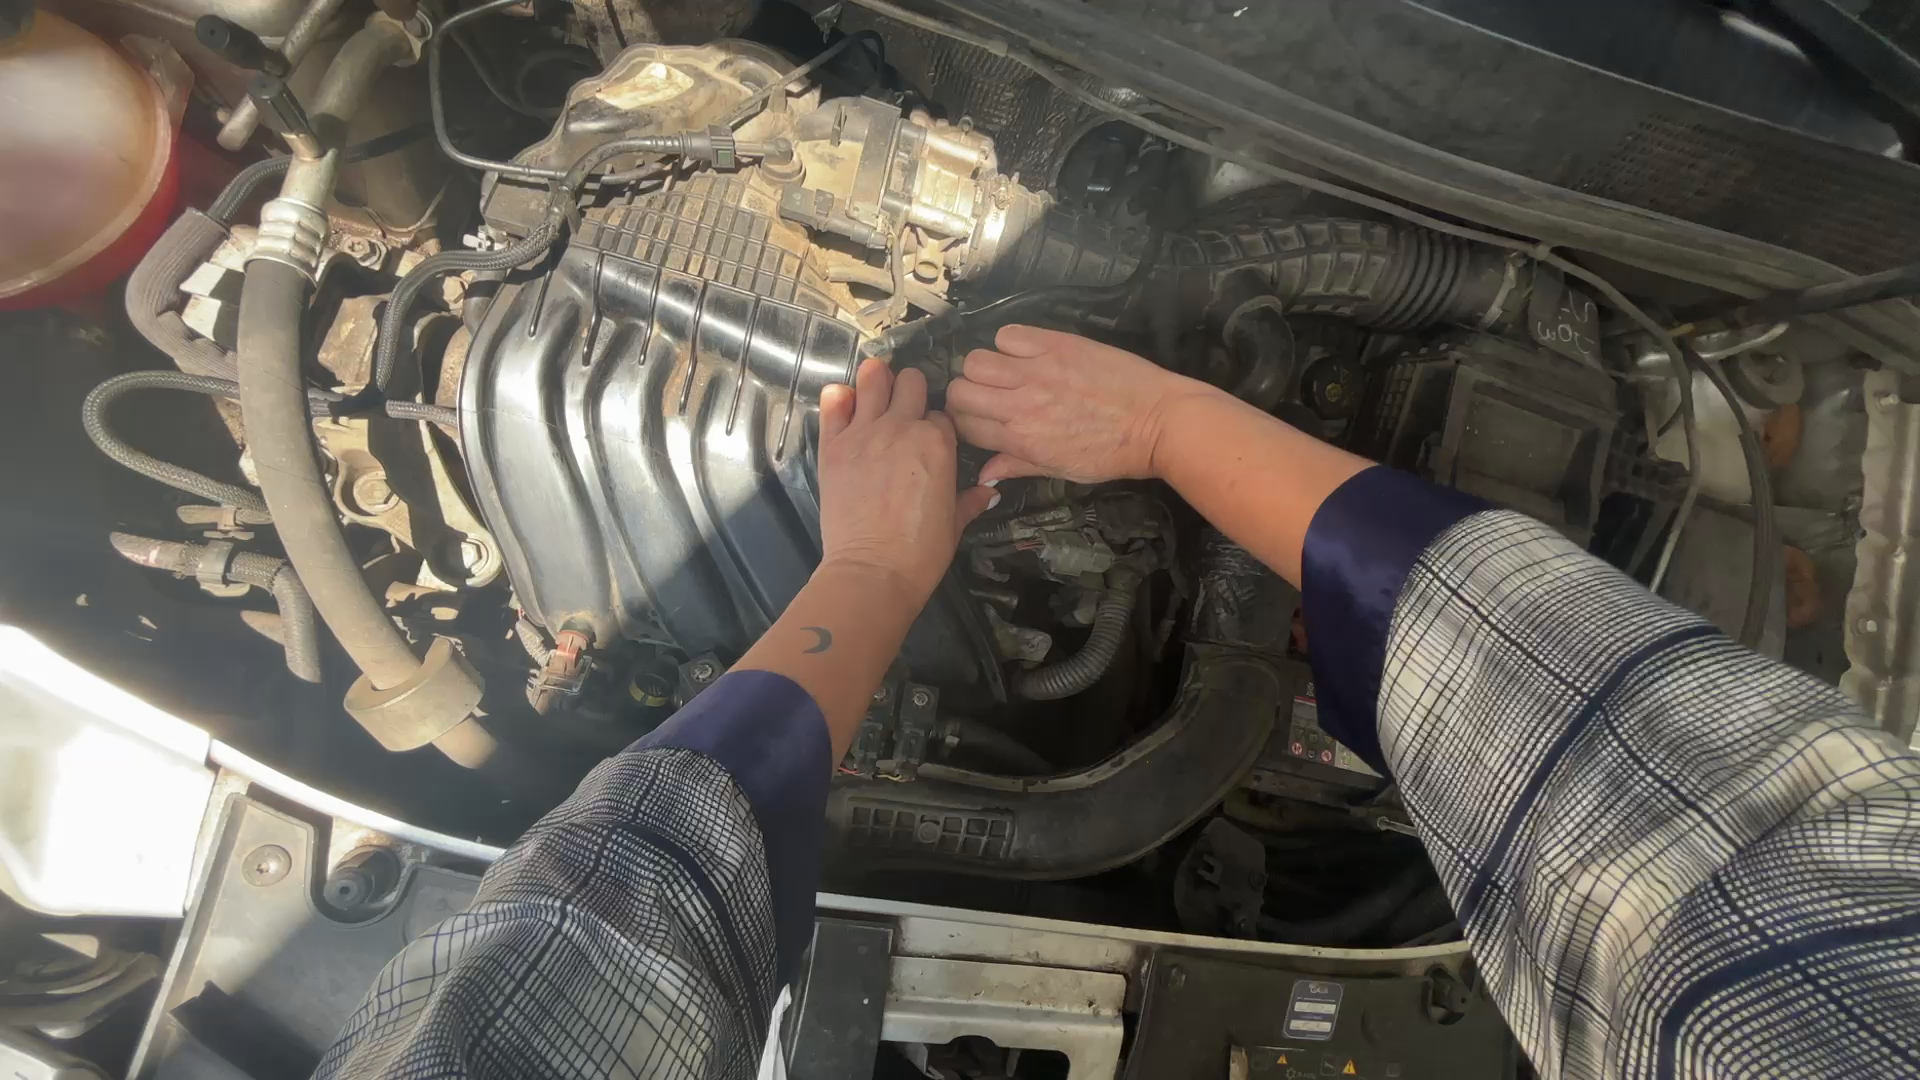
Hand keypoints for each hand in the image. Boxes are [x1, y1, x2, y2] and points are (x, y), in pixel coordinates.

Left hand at [817, 357, 997, 602]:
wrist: (873, 570)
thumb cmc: (921, 552)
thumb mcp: (954, 523)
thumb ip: (970, 500)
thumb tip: (988, 490)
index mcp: (938, 442)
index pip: (941, 414)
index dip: (936, 425)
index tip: (930, 439)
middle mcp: (902, 427)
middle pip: (910, 382)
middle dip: (910, 391)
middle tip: (904, 409)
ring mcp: (864, 433)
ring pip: (872, 379)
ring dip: (876, 381)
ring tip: (874, 395)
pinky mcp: (833, 445)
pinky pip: (832, 403)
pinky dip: (838, 398)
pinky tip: (843, 405)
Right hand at [944, 325, 1221, 484]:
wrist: (1158, 422)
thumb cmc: (1113, 453)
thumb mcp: (1062, 471)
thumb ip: (1018, 466)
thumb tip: (984, 474)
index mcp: (1021, 440)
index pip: (964, 426)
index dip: (965, 424)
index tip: (979, 421)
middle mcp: (1020, 404)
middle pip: (959, 391)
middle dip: (966, 396)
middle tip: (987, 396)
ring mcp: (1036, 371)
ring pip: (976, 360)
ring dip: (985, 368)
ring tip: (1007, 373)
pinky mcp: (1056, 344)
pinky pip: (1009, 334)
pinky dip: (1010, 343)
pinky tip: (1028, 355)